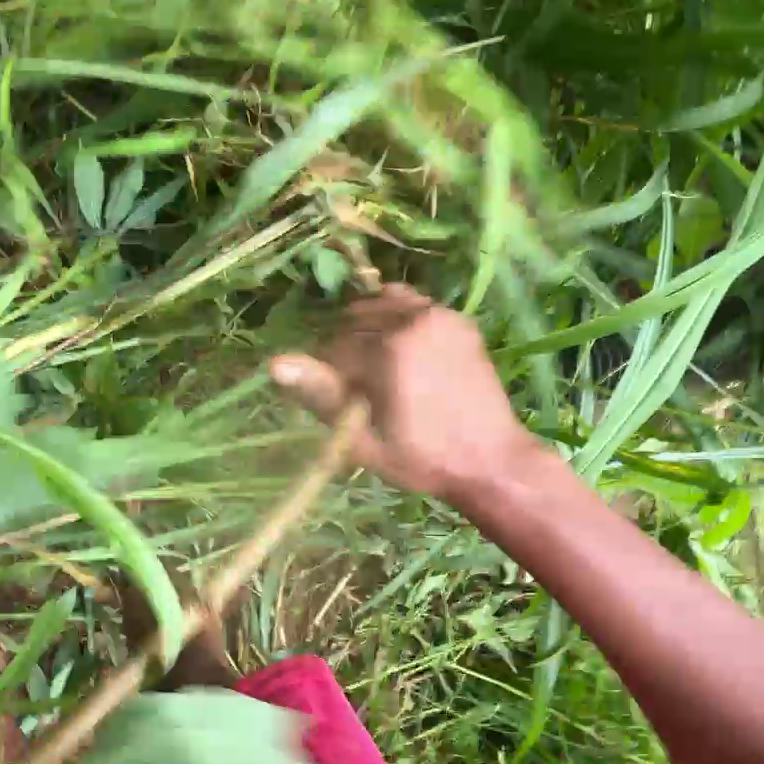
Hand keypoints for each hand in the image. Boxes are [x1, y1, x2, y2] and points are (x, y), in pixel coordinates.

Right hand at [269, 283, 539, 500]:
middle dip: (344, 350)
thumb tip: (273, 364)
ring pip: (379, 306)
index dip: (326, 375)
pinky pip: (411, 302)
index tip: (336, 402)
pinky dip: (394, 316)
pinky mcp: (456, 320)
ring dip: (365, 329)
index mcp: (390, 348)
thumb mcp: (362, 439)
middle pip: (354, 322)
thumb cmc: (421, 460)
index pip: (333, 347)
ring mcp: (439, 315)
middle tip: (354, 388)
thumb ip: (320, 396)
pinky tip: (396, 347)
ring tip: (372, 367)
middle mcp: (414, 320)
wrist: (491, 460)